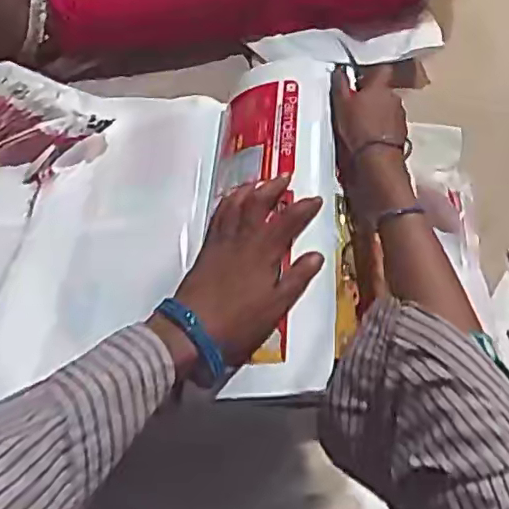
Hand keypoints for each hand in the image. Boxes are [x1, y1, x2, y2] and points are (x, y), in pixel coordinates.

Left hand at [155, 176, 324, 374]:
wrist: (192, 330)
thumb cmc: (237, 323)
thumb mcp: (276, 306)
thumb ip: (297, 279)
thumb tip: (315, 257)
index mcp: (263, 252)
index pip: (288, 222)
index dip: (303, 208)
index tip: (314, 200)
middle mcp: (243, 240)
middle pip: (258, 203)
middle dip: (273, 187)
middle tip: (285, 178)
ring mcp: (222, 242)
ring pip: (236, 205)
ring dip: (249, 190)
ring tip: (258, 182)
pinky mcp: (207, 249)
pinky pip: (218, 216)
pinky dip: (227, 203)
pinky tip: (229, 202)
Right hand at [331, 64, 408, 158]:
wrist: (375, 159)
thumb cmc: (357, 129)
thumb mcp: (340, 103)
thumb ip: (340, 83)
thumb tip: (340, 71)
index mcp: (379, 86)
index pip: (381, 68)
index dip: (370, 72)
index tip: (359, 78)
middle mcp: (393, 97)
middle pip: (383, 89)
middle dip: (371, 94)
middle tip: (355, 103)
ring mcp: (399, 114)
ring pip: (387, 105)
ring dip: (377, 110)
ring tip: (361, 122)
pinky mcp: (401, 130)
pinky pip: (390, 121)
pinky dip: (382, 124)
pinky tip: (370, 133)